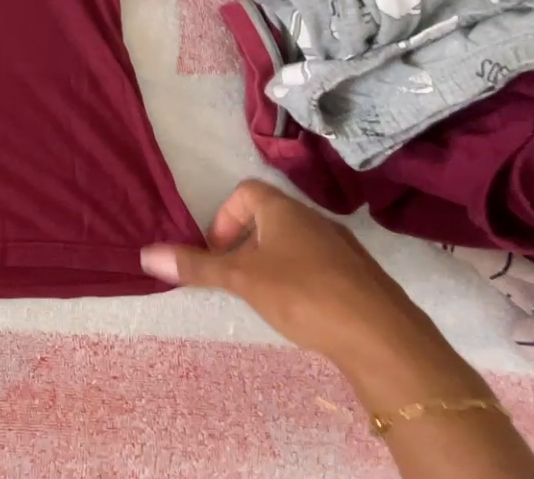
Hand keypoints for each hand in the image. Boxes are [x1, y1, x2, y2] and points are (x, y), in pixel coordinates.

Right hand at [139, 179, 439, 368]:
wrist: (387, 342)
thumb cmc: (304, 295)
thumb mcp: (240, 279)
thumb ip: (195, 266)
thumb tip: (145, 255)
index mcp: (285, 211)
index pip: (246, 192)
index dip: (224, 217)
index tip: (218, 250)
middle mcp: (317, 221)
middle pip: (270, 217)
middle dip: (246, 242)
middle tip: (235, 273)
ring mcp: (346, 250)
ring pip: (297, 243)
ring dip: (274, 261)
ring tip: (265, 294)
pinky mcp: (366, 280)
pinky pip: (323, 266)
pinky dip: (303, 279)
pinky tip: (302, 311)